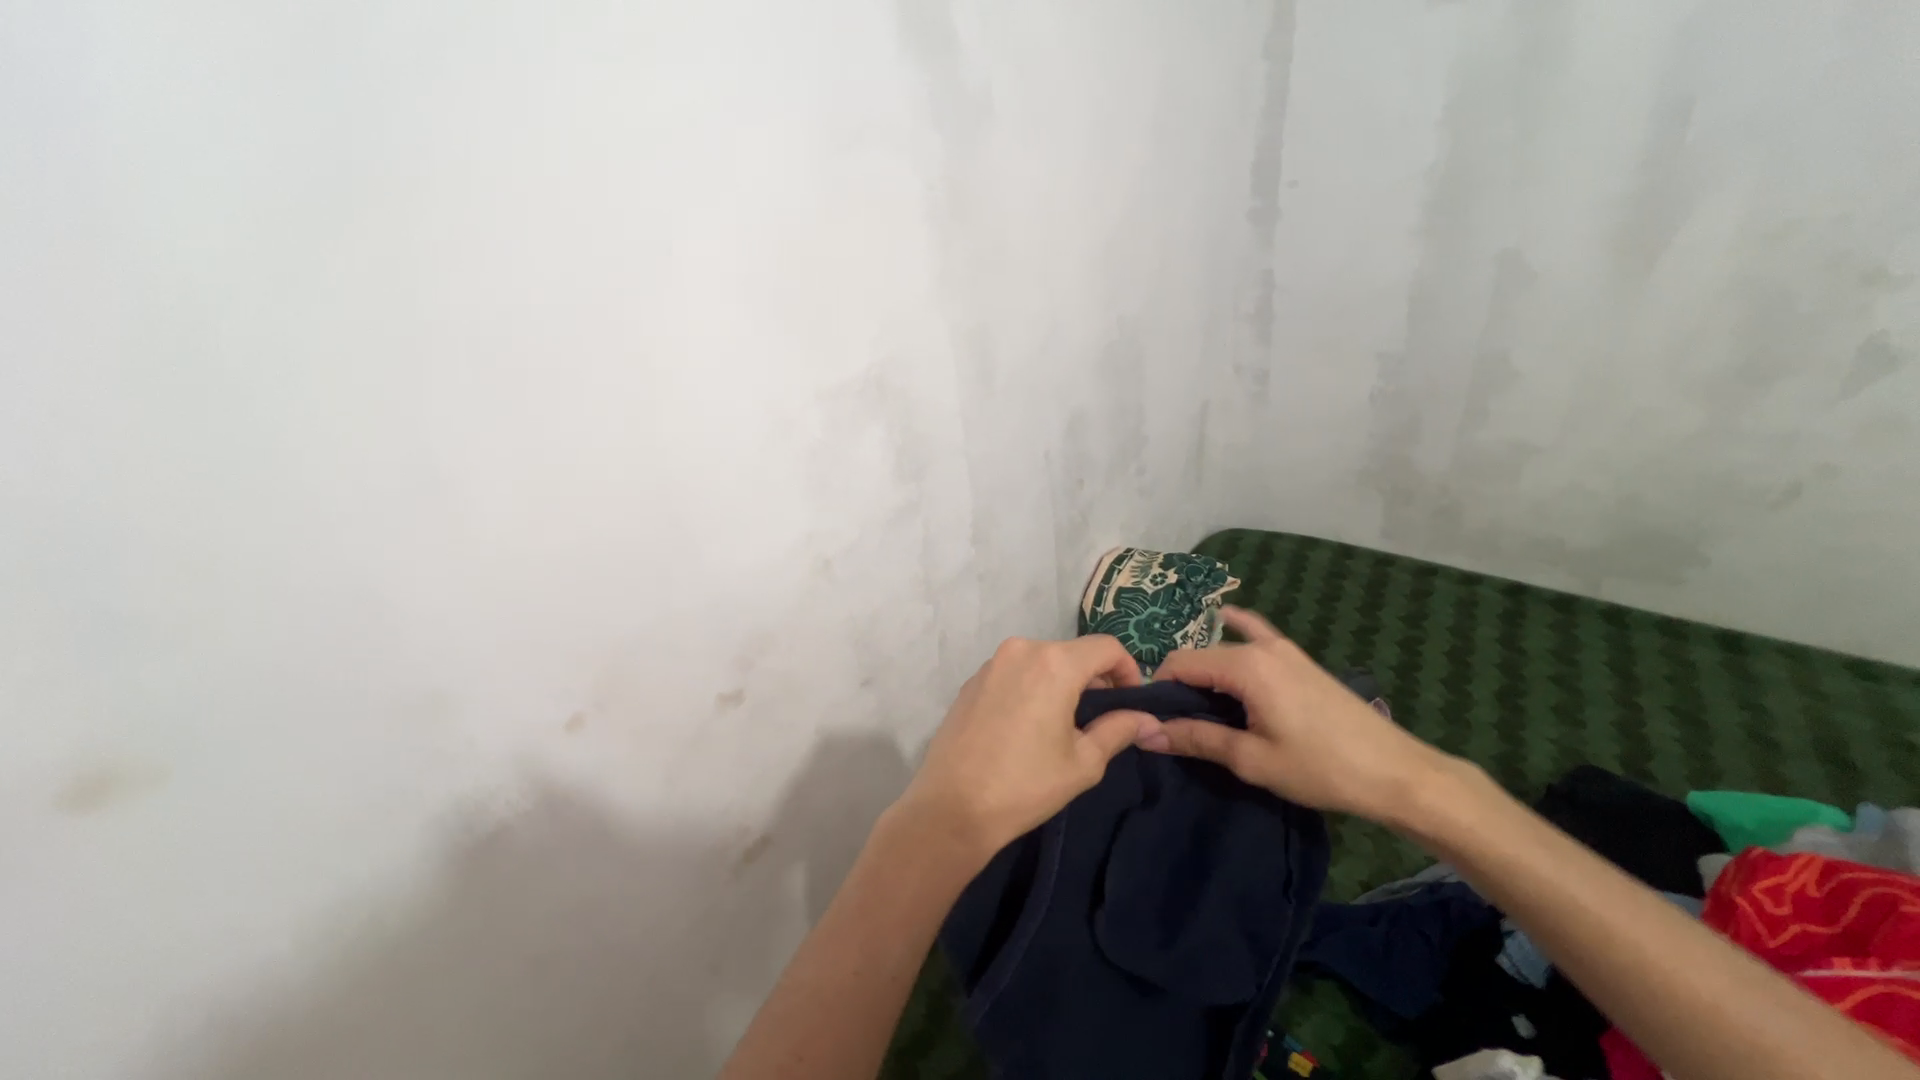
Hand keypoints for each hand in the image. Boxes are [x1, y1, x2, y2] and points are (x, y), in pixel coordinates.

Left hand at [893, 635, 1163, 859]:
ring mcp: (991, 664)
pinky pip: (1014, 674)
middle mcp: (1021, 650)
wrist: (952, 808)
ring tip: (1064, 727)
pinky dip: (1031, 689)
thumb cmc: (1025, 785)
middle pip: (1073, 653)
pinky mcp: (970, 682)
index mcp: (1054, 663)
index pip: (1106, 647)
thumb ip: (1119, 730)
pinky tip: (1027, 728)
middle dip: (1094, 680)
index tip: (1130, 703)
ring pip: (1042, 662)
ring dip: (1061, 684)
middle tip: (1100, 720)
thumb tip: (1148, 719)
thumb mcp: (1084, 762)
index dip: (1127, 671)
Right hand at [1150, 607, 1451, 821]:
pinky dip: (1234, 635)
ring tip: (1199, 709)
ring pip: (1225, 649)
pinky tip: (1225, 629)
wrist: (1395, 772)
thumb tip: (1145, 733)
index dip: (1159, 690)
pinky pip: (1255, 637)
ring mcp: (1284, 650)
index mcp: (1246, 666)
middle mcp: (1262, 647)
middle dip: (1180, 684)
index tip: (1152, 721)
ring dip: (1205, 672)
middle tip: (1174, 725)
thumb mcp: (1252, 759)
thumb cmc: (1321, 768)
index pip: (1180, 664)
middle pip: (1201, 656)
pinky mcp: (1299, 660)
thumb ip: (1196, 739)